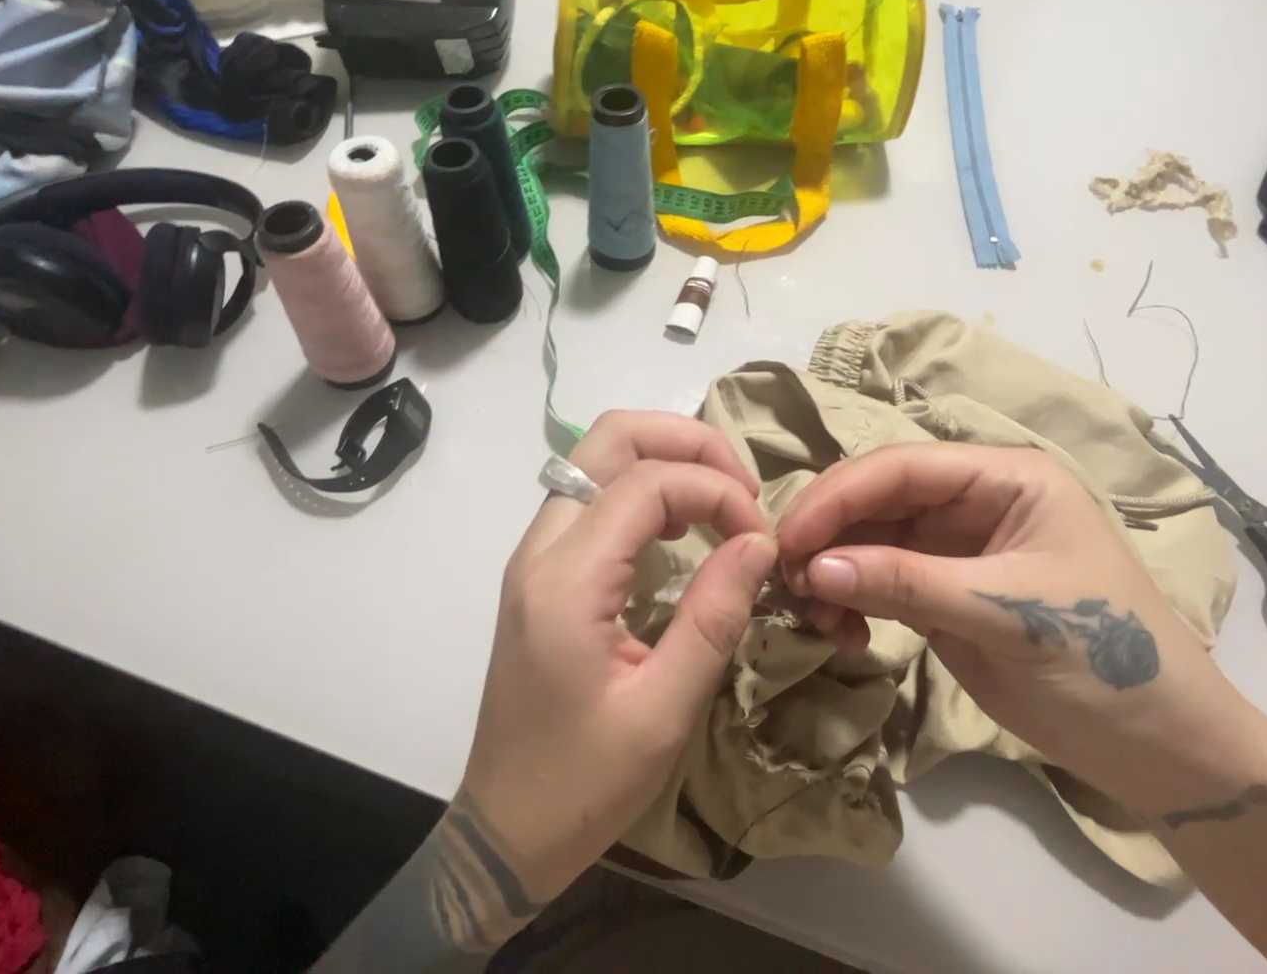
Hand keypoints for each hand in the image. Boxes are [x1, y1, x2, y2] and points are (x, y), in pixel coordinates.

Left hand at [461, 412, 776, 901]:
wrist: (505, 828)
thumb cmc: (584, 784)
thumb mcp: (664, 711)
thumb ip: (713, 616)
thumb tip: (759, 541)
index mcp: (566, 581)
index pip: (645, 483)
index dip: (716, 490)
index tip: (762, 537)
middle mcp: (539, 550)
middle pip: (609, 438)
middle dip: (687, 443)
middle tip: (744, 489)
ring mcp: (532, 558)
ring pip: (596, 460)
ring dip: (664, 462)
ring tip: (723, 504)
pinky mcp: (539, 575)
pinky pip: (590, 500)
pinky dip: (641, 492)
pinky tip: (681, 532)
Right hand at [775, 443, 1256, 812]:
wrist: (1157, 747)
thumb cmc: (1106, 660)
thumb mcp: (1009, 614)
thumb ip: (909, 584)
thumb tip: (816, 569)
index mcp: (1005, 479)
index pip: (902, 467)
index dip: (840, 496)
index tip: (789, 538)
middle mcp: (971, 503)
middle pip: (876, 500)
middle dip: (828, 536)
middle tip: (788, 581)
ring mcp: (951, 550)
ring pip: (865, 542)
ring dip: (832, 574)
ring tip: (813, 617)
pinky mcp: (937, 594)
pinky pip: (874, 583)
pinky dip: (847, 603)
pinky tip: (841, 635)